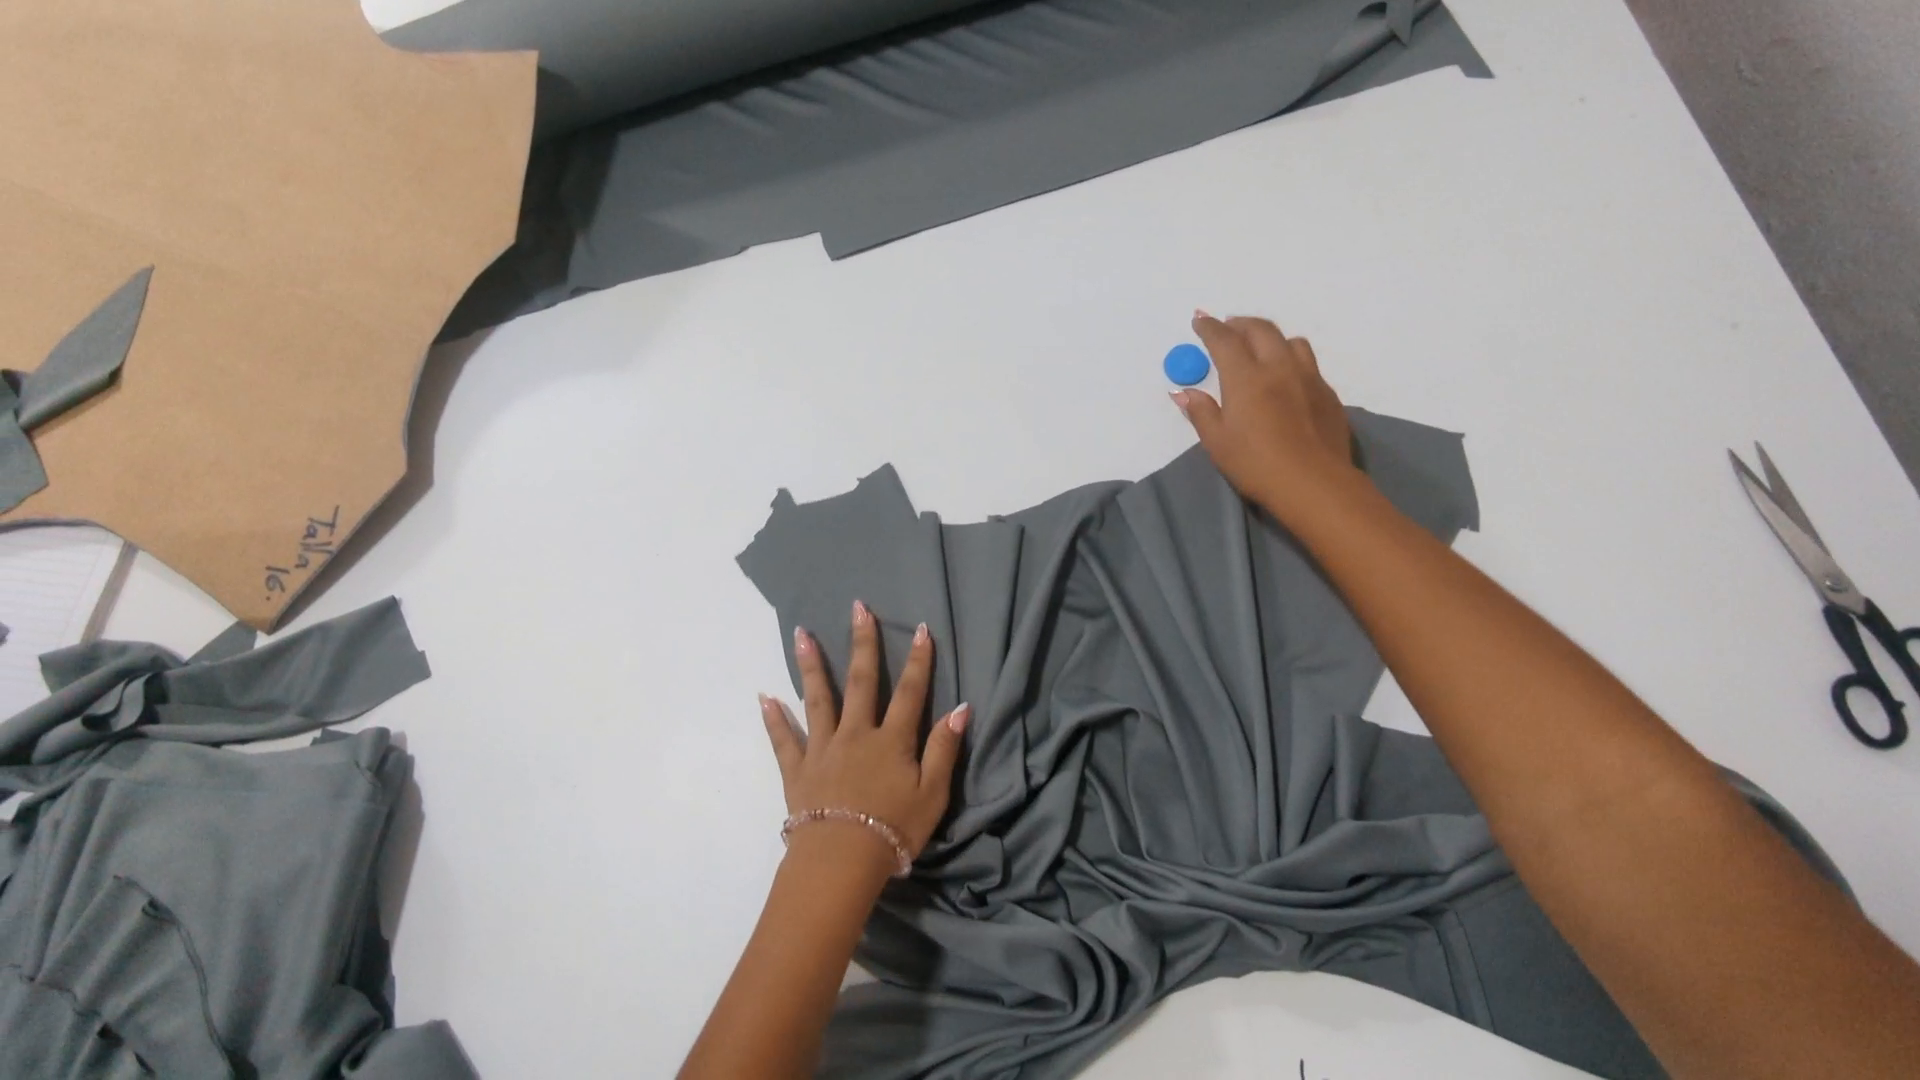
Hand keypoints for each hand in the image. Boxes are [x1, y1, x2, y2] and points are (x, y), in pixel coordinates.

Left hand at [759, 600, 969, 870]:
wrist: (841, 861)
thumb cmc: (894, 830)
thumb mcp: (933, 794)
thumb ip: (944, 749)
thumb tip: (961, 707)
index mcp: (891, 740)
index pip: (909, 692)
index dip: (917, 660)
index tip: (919, 628)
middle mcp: (856, 733)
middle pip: (860, 681)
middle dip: (862, 642)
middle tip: (858, 607)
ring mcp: (822, 748)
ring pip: (817, 699)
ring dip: (810, 664)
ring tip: (801, 633)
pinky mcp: (797, 769)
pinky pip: (784, 740)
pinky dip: (774, 718)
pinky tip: (764, 697)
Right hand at [1172, 312, 1362, 521]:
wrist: (1315, 483)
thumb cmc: (1256, 465)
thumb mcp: (1217, 443)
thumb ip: (1201, 412)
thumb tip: (1184, 391)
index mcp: (1246, 378)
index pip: (1224, 340)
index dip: (1209, 327)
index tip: (1199, 320)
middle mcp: (1279, 368)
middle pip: (1261, 330)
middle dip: (1240, 323)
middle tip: (1228, 327)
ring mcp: (1308, 378)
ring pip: (1291, 341)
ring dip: (1271, 337)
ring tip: (1261, 348)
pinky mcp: (1328, 394)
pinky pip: (1309, 364)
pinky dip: (1291, 360)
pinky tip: (1286, 379)